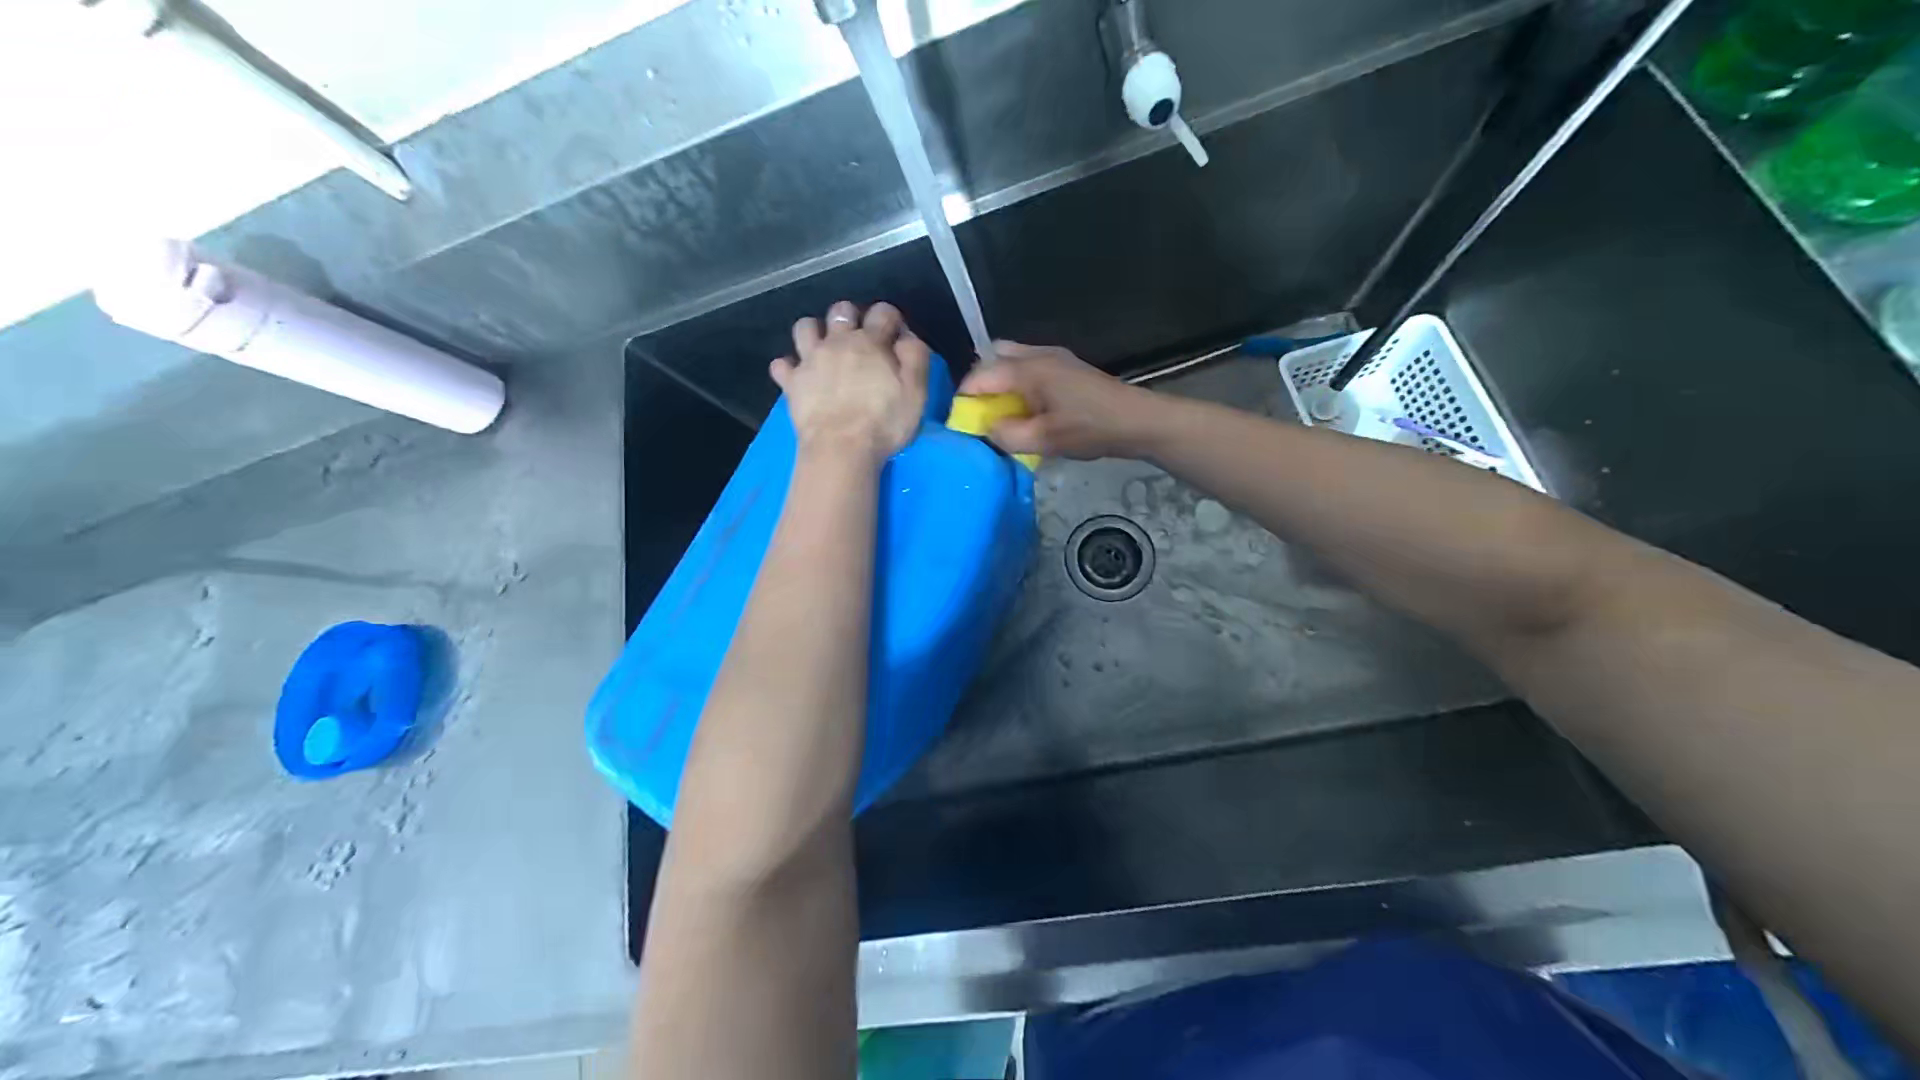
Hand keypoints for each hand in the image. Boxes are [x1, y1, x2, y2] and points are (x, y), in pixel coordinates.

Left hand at [773, 301, 930, 465]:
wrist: (841, 448)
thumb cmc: (884, 423)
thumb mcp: (916, 393)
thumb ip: (915, 358)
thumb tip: (906, 338)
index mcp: (870, 342)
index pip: (883, 312)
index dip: (891, 318)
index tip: (896, 335)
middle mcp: (837, 342)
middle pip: (841, 310)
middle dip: (851, 317)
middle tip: (860, 339)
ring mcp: (810, 360)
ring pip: (805, 326)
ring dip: (815, 332)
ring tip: (824, 349)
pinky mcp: (792, 382)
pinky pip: (781, 364)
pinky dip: (790, 367)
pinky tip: (799, 376)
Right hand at [955, 342, 1167, 460]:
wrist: (1138, 422)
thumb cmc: (1091, 430)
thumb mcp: (1045, 440)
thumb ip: (1007, 435)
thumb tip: (986, 429)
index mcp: (1028, 369)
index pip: (979, 375)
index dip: (964, 398)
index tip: (960, 422)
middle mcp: (1037, 355)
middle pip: (993, 358)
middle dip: (980, 384)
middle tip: (980, 414)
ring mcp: (1054, 357)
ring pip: (1011, 361)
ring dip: (1000, 383)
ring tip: (1001, 414)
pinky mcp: (1066, 367)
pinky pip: (1028, 367)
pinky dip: (1017, 383)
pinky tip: (1025, 409)